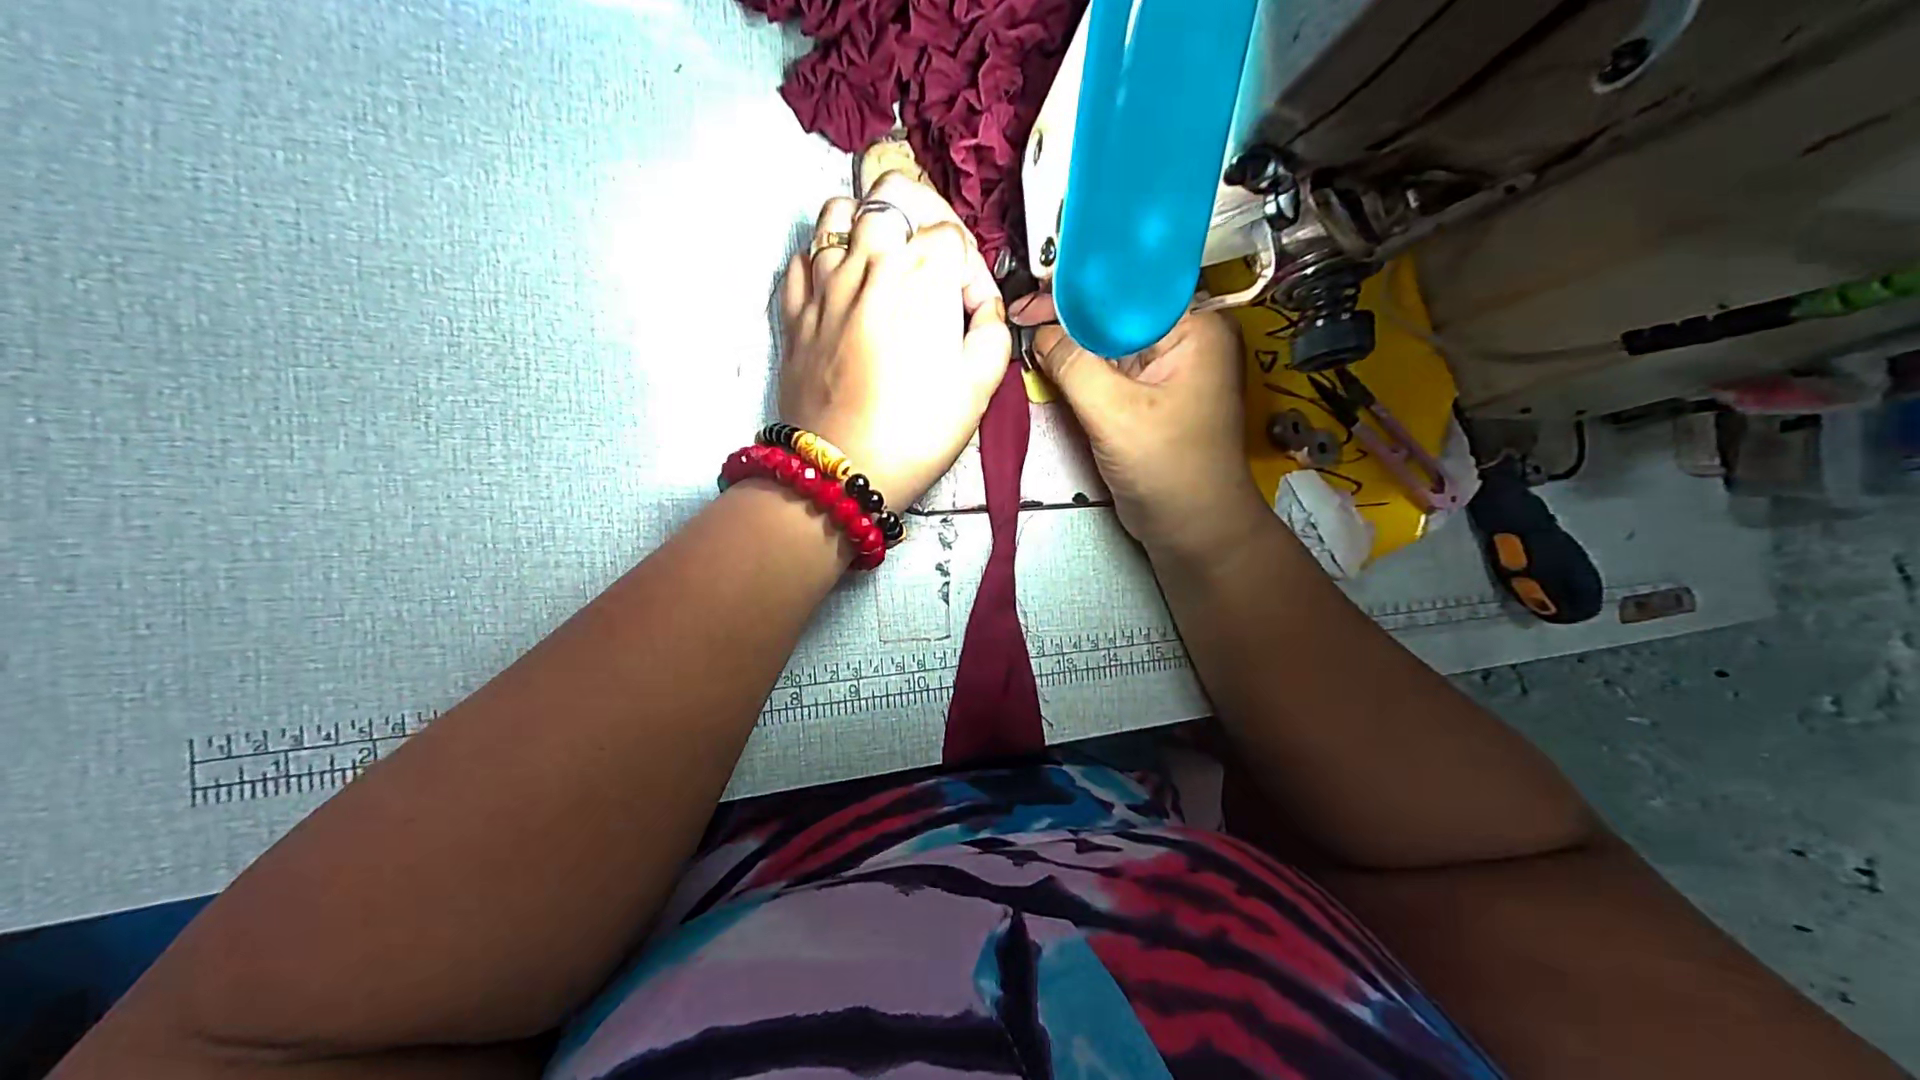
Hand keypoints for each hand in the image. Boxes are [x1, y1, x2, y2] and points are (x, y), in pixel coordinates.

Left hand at [777, 172, 1010, 507]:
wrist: (843, 467)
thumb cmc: (916, 429)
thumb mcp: (981, 383)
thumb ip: (992, 327)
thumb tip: (981, 307)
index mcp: (923, 273)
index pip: (952, 233)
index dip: (968, 267)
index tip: (969, 308)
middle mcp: (869, 262)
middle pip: (890, 195)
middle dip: (917, 215)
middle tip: (927, 258)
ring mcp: (824, 284)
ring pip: (835, 212)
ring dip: (862, 222)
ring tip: (880, 258)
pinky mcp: (795, 312)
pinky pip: (801, 259)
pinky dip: (822, 259)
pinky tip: (840, 286)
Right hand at [1030, 311, 1269, 559]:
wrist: (1191, 527)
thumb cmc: (1175, 474)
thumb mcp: (1115, 413)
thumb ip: (1073, 365)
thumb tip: (1041, 333)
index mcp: (1194, 330)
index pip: (1129, 287)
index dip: (1078, 285)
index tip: (1036, 289)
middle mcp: (1183, 340)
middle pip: (1116, 309)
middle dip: (1067, 312)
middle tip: (1023, 313)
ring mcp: (1164, 367)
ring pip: (1107, 338)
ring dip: (1070, 339)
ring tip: (1030, 333)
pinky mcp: (1146, 392)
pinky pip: (1108, 366)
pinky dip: (1079, 364)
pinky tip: (1052, 360)